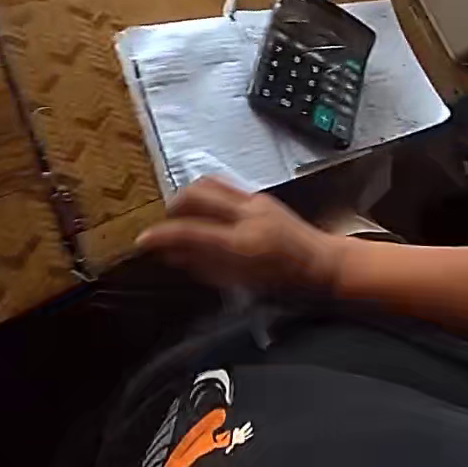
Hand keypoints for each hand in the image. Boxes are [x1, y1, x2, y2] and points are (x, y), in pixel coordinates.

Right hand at [136, 178, 346, 291]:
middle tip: (165, 224)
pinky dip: (206, 197)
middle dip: (173, 206)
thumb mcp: (242, 284)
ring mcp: (255, 200)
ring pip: (209, 182)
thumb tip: (172, 255)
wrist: (324, 264)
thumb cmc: (287, 283)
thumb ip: (204, 267)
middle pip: (197, 193)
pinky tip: (205, 214)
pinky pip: (224, 187)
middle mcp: (248, 214)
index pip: (192, 231)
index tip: (143, 240)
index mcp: (244, 242)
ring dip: (188, 196)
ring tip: (181, 216)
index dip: (162, 235)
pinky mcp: (259, 195)